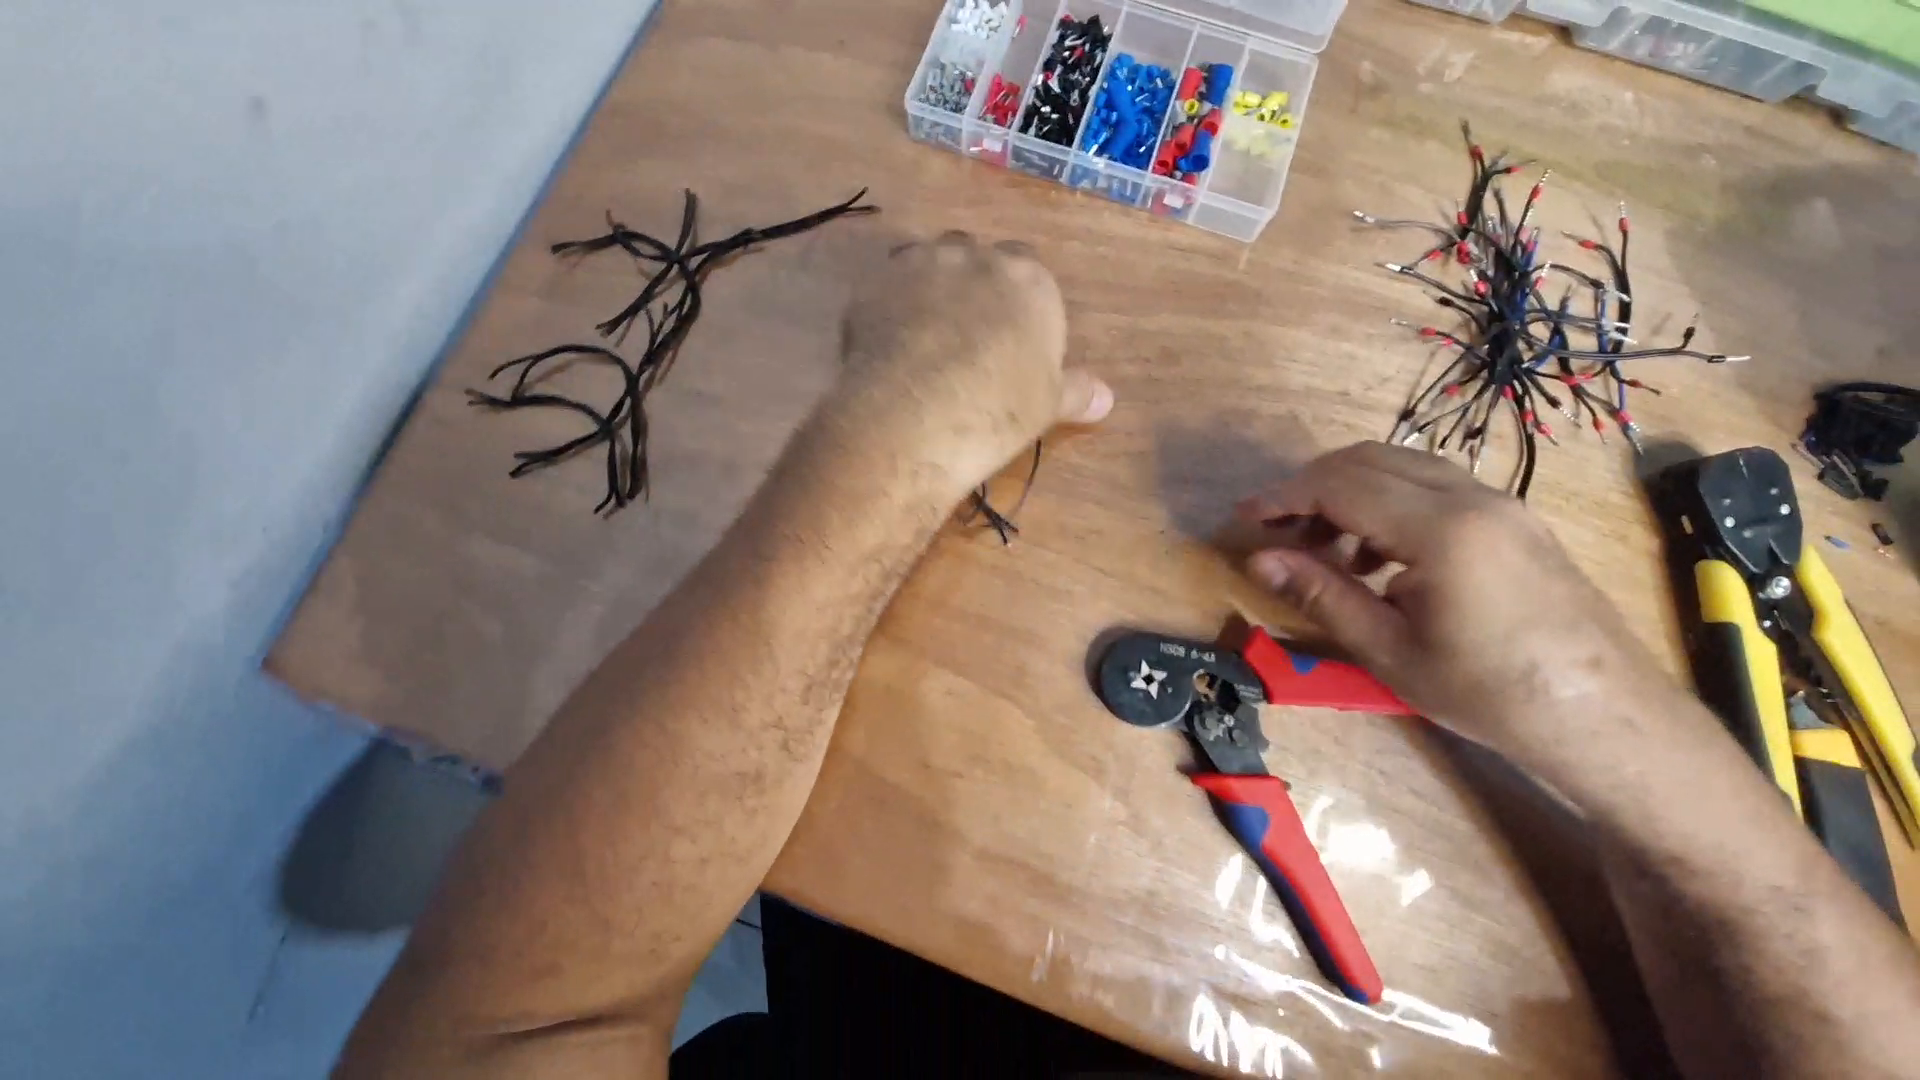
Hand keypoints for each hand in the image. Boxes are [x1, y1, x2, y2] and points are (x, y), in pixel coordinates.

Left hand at [823, 231, 1111, 502]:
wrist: (914, 415)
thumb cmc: (997, 410)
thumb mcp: (1048, 405)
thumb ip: (1076, 392)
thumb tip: (1106, 398)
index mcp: (1030, 279)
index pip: (1030, 272)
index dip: (1017, 303)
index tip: (1009, 338)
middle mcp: (977, 256)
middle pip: (976, 257)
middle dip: (971, 286)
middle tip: (964, 334)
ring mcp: (921, 263)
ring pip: (928, 260)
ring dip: (928, 286)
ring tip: (922, 334)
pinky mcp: (874, 284)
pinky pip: (884, 287)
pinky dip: (886, 306)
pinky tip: (884, 342)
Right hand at [1238, 442, 1671, 771]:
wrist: (1606, 716)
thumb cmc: (1488, 693)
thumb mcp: (1390, 650)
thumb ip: (1321, 594)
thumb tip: (1258, 559)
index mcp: (1441, 529)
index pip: (1340, 485)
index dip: (1283, 497)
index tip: (1245, 519)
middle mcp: (1473, 496)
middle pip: (1368, 460)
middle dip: (1311, 487)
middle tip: (1278, 534)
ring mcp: (1500, 502)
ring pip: (1402, 466)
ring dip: (1349, 493)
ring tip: (1325, 552)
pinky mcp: (1513, 517)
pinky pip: (1433, 486)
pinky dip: (1388, 502)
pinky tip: (1377, 557)